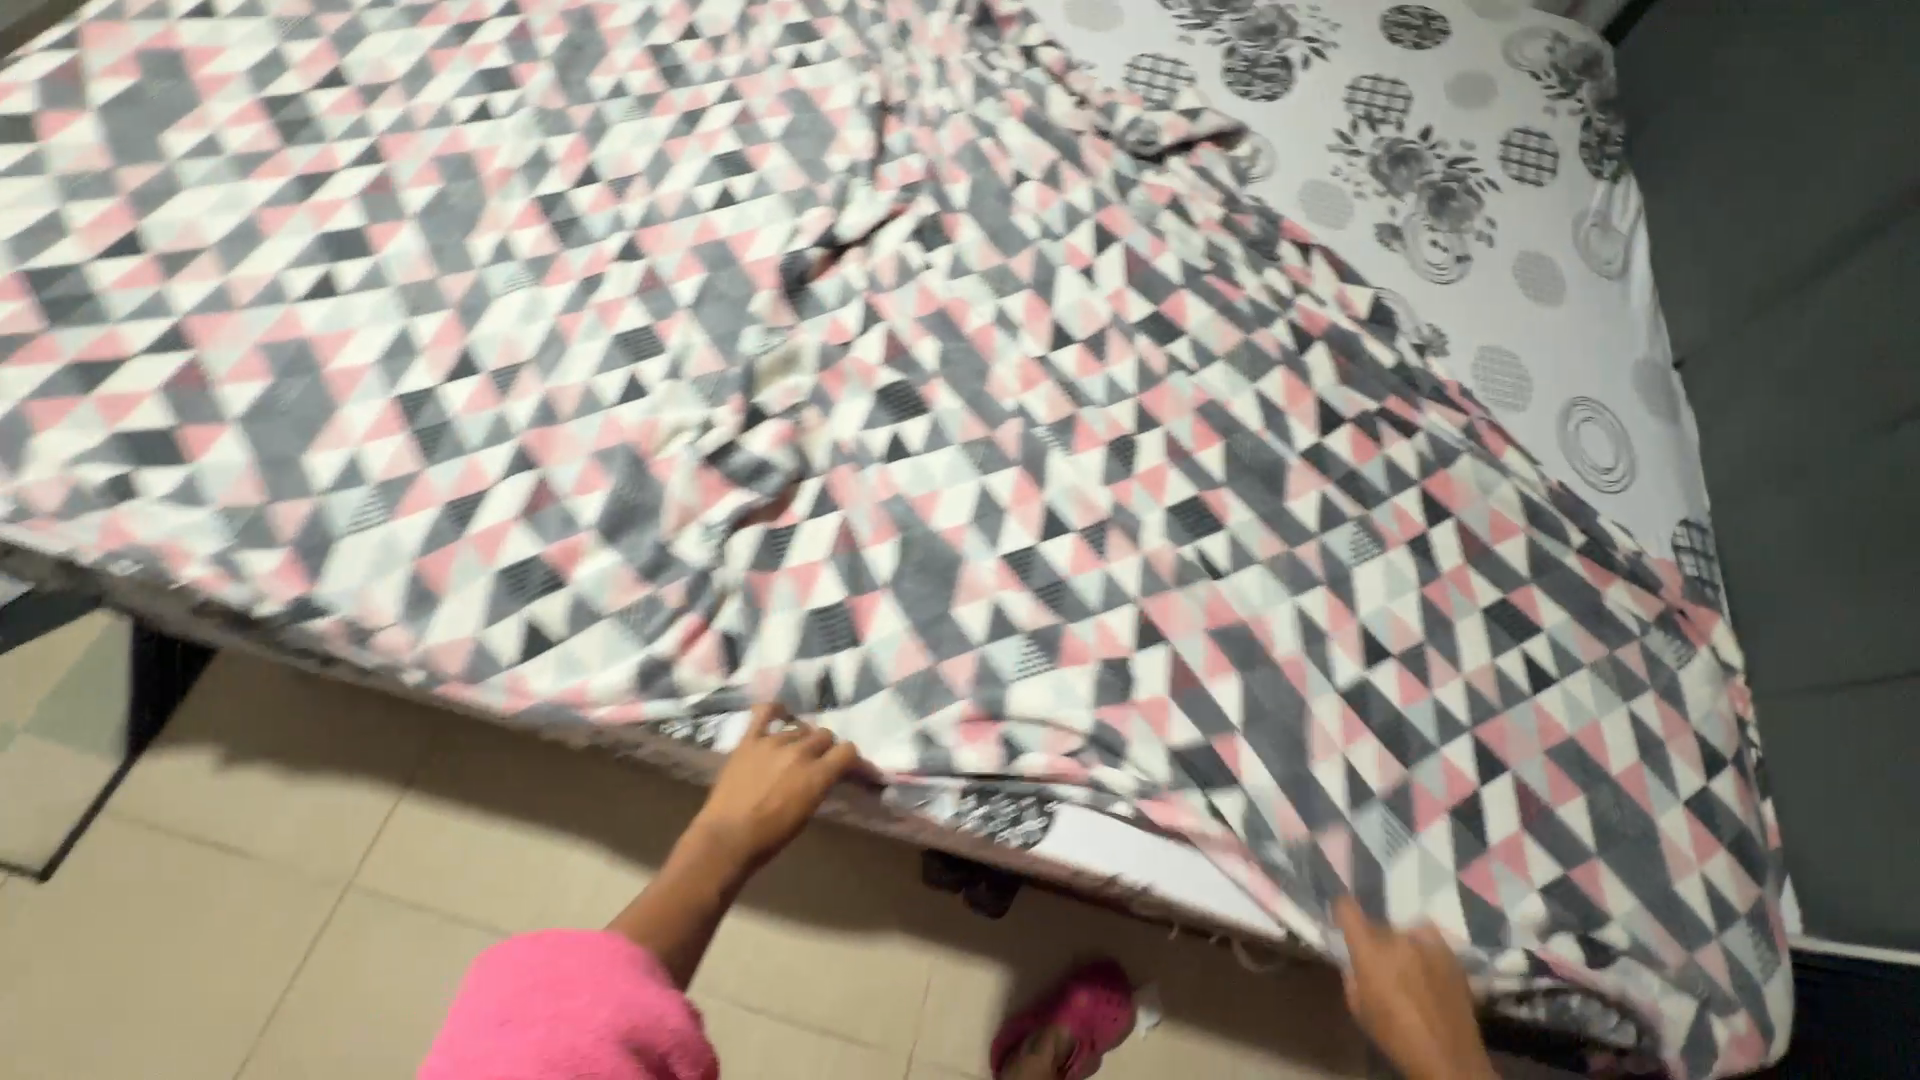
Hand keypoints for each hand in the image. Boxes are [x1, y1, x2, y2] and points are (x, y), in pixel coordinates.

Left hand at [688, 704, 868, 870]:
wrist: (726, 838)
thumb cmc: (770, 837)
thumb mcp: (807, 812)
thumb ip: (821, 786)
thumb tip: (828, 774)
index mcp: (817, 774)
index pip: (848, 751)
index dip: (852, 759)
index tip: (850, 768)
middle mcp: (799, 751)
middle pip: (825, 735)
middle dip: (826, 748)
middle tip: (819, 762)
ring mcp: (772, 742)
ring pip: (799, 727)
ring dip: (803, 739)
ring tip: (795, 751)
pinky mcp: (749, 740)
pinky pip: (764, 713)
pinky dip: (775, 710)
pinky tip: (779, 714)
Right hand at [1334, 897, 1496, 1079]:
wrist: (1450, 1060)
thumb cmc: (1395, 1037)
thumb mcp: (1358, 1008)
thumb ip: (1352, 974)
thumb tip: (1354, 960)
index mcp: (1369, 950)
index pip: (1347, 908)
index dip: (1342, 909)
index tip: (1341, 917)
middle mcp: (1398, 938)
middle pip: (1378, 923)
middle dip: (1375, 938)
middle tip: (1379, 959)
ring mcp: (1428, 945)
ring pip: (1406, 930)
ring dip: (1402, 942)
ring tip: (1407, 963)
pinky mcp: (1452, 956)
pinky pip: (1430, 940)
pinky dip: (1425, 948)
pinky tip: (1428, 968)